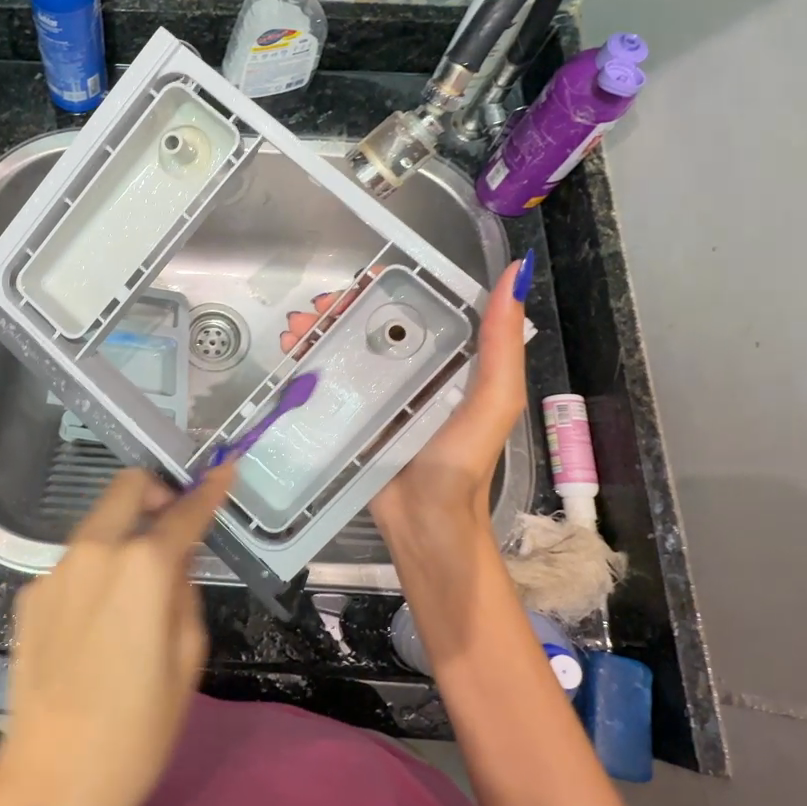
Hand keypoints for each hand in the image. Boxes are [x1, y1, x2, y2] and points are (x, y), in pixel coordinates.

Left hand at [0, 464, 234, 805]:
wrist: (54, 775)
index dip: (209, 490)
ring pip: (97, 525)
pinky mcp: (29, 593)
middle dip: (156, 493)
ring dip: (123, 536)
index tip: (223, 471)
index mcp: (143, 566)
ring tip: (133, 593)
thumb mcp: (187, 658)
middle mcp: (95, 551)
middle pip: (127, 488)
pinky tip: (96, 624)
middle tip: (172, 526)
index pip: (184, 511)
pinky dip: (94, 573)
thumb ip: (185, 590)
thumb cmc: (138, 727)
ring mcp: (55, 569)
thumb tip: (178, 556)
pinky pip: (73, 565)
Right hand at [278, 255, 530, 670]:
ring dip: (318, 332)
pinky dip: (308, 365)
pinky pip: (329, 384)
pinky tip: (289, 355)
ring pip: (346, 350)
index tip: (362, 277)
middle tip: (315, 308)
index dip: (390, 288)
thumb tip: (516, 276)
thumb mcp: (492, 403)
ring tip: (295, 329)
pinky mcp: (352, 420)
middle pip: (373, 326)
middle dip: (342, 309)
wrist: (424, 530)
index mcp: (451, 364)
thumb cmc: (459, 466)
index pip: (420, 310)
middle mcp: (414, 374)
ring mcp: (379, 397)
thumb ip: (501, 346)